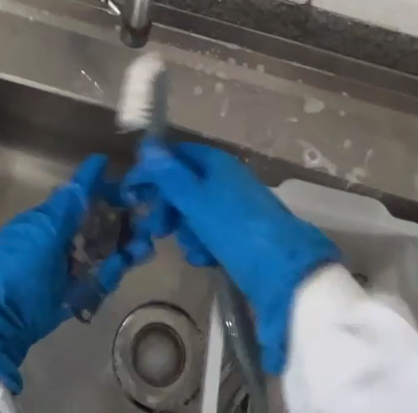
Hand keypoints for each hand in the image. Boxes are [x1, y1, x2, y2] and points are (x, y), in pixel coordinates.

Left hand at [0, 154, 149, 393]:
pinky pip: (95, 280)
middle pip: (95, 224)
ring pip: (100, 252)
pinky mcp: (69, 297)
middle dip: (122, 220)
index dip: (103, 186)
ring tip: (144, 245)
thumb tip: (92, 166)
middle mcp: (58, 240)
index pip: (81, 195)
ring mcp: (63, 269)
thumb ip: (69, 202)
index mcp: (49, 218)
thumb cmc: (16, 267)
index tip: (129, 179)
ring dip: (122, 247)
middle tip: (147, 219)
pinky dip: (110, 274)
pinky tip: (123, 266)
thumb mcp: (43, 229)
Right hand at [124, 140, 339, 373]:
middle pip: (184, 185)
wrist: (285, 273)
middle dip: (167, 205)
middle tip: (156, 228)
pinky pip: (210, 233)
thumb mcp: (197, 202)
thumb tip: (148, 145)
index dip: (154, 170)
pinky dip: (203, 244)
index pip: (178, 155)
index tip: (132, 191)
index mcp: (217, 164)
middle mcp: (226, 180)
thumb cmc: (236, 230)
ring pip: (195, 212)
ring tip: (189, 248)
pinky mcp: (241, 235)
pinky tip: (204, 259)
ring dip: (185, 229)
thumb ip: (171, 176)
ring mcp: (235, 209)